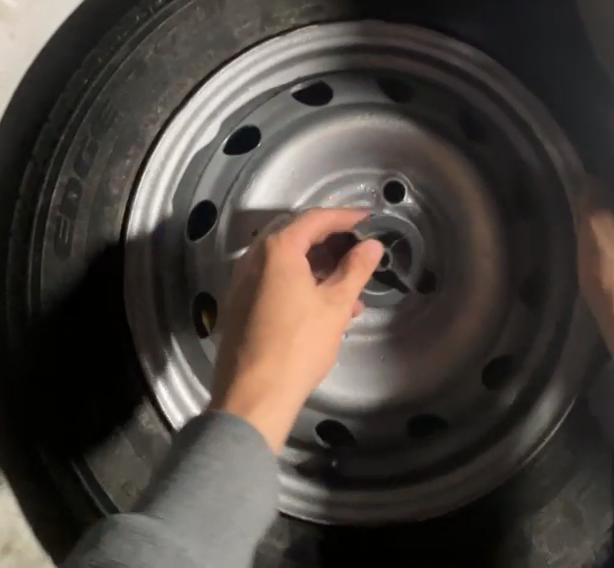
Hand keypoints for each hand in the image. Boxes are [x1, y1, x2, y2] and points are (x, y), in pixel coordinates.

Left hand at [211, 207, 384, 451]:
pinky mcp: (241, 304)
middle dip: (334, 243)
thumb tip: (372, 245)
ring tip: (352, 291)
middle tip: (362, 251)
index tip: (370, 221)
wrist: (253, 396)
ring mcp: (244, 281)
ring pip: (288, 262)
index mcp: (277, 249)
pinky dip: (303, 284)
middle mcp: (255, 257)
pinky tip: (327, 309)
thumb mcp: (335, 305)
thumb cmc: (298, 345)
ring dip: (321, 269)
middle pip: (299, 237)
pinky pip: (276, 281)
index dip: (346, 217)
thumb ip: (355, 269)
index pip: (316, 218)